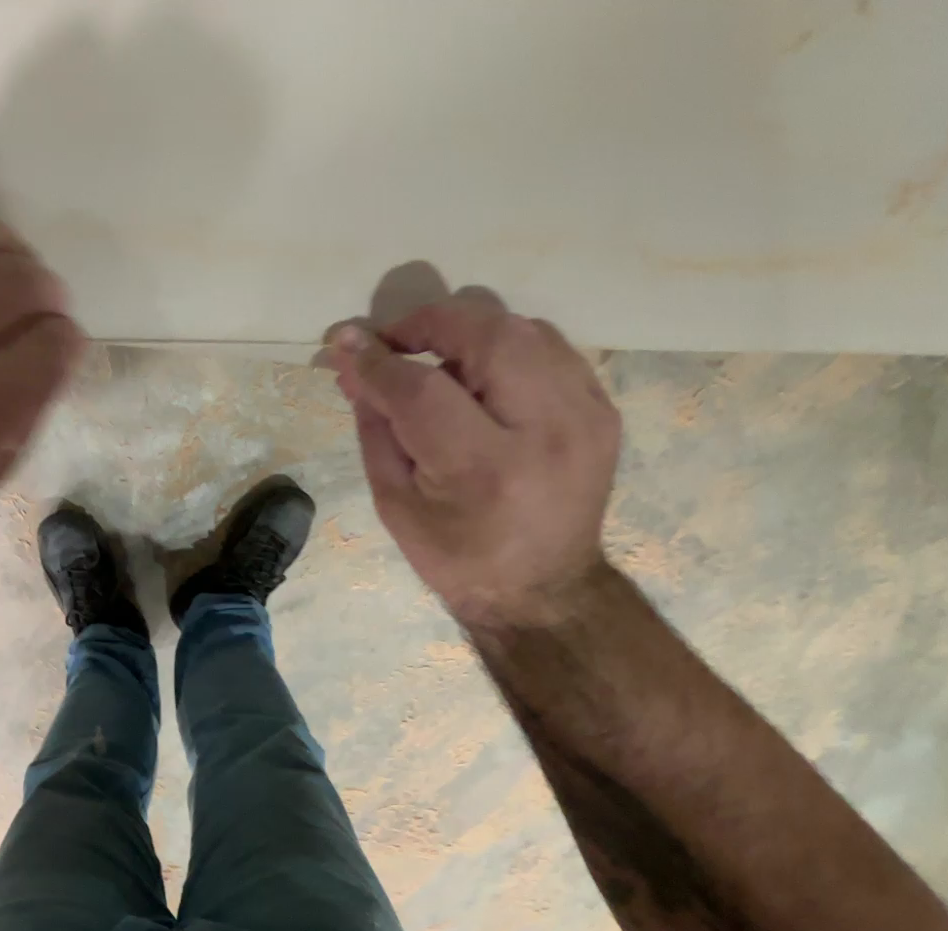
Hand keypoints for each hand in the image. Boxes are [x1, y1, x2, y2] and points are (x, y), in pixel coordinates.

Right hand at [326, 295, 621, 628]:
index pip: (422, 389)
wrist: (541, 589)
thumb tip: (354, 365)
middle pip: (488, 335)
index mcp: (484, 469)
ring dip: (468, 332)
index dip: (378, 360)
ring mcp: (585, 415)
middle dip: (429, 324)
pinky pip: (549, 348)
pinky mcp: (602, 410)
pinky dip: (505, 348)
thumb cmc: (455, 555)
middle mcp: (547, 431)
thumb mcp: (395, 501)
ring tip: (435, 359)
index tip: (345, 343)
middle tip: (393, 341)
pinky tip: (479, 375)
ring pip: (524, 329)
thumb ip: (376, 426)